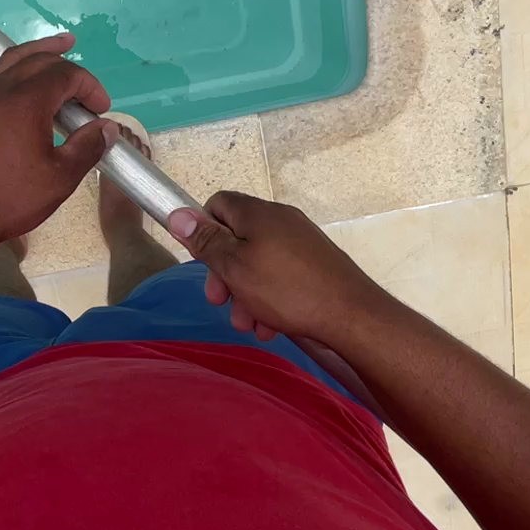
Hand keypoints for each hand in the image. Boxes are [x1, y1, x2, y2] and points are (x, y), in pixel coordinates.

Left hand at [0, 34, 116, 250]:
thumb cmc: (11, 198)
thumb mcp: (60, 177)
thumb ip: (87, 147)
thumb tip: (107, 128)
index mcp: (26, 101)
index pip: (66, 75)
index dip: (90, 87)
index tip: (101, 110)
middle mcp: (2, 90)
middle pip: (41, 60)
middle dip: (70, 70)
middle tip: (88, 94)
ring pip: (15, 60)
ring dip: (41, 53)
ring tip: (61, 46)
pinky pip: (1, 75)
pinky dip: (21, 68)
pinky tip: (31, 84)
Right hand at [167, 191, 392, 345]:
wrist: (352, 315)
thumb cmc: (285, 289)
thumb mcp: (235, 266)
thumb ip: (205, 240)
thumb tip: (177, 212)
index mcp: (258, 213)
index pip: (218, 204)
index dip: (203, 229)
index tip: (202, 260)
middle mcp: (280, 220)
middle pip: (237, 238)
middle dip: (223, 273)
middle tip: (220, 302)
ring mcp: (301, 242)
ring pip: (257, 262)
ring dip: (245, 293)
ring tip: (249, 325)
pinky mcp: (315, 265)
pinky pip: (280, 275)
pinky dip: (269, 297)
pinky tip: (270, 326)